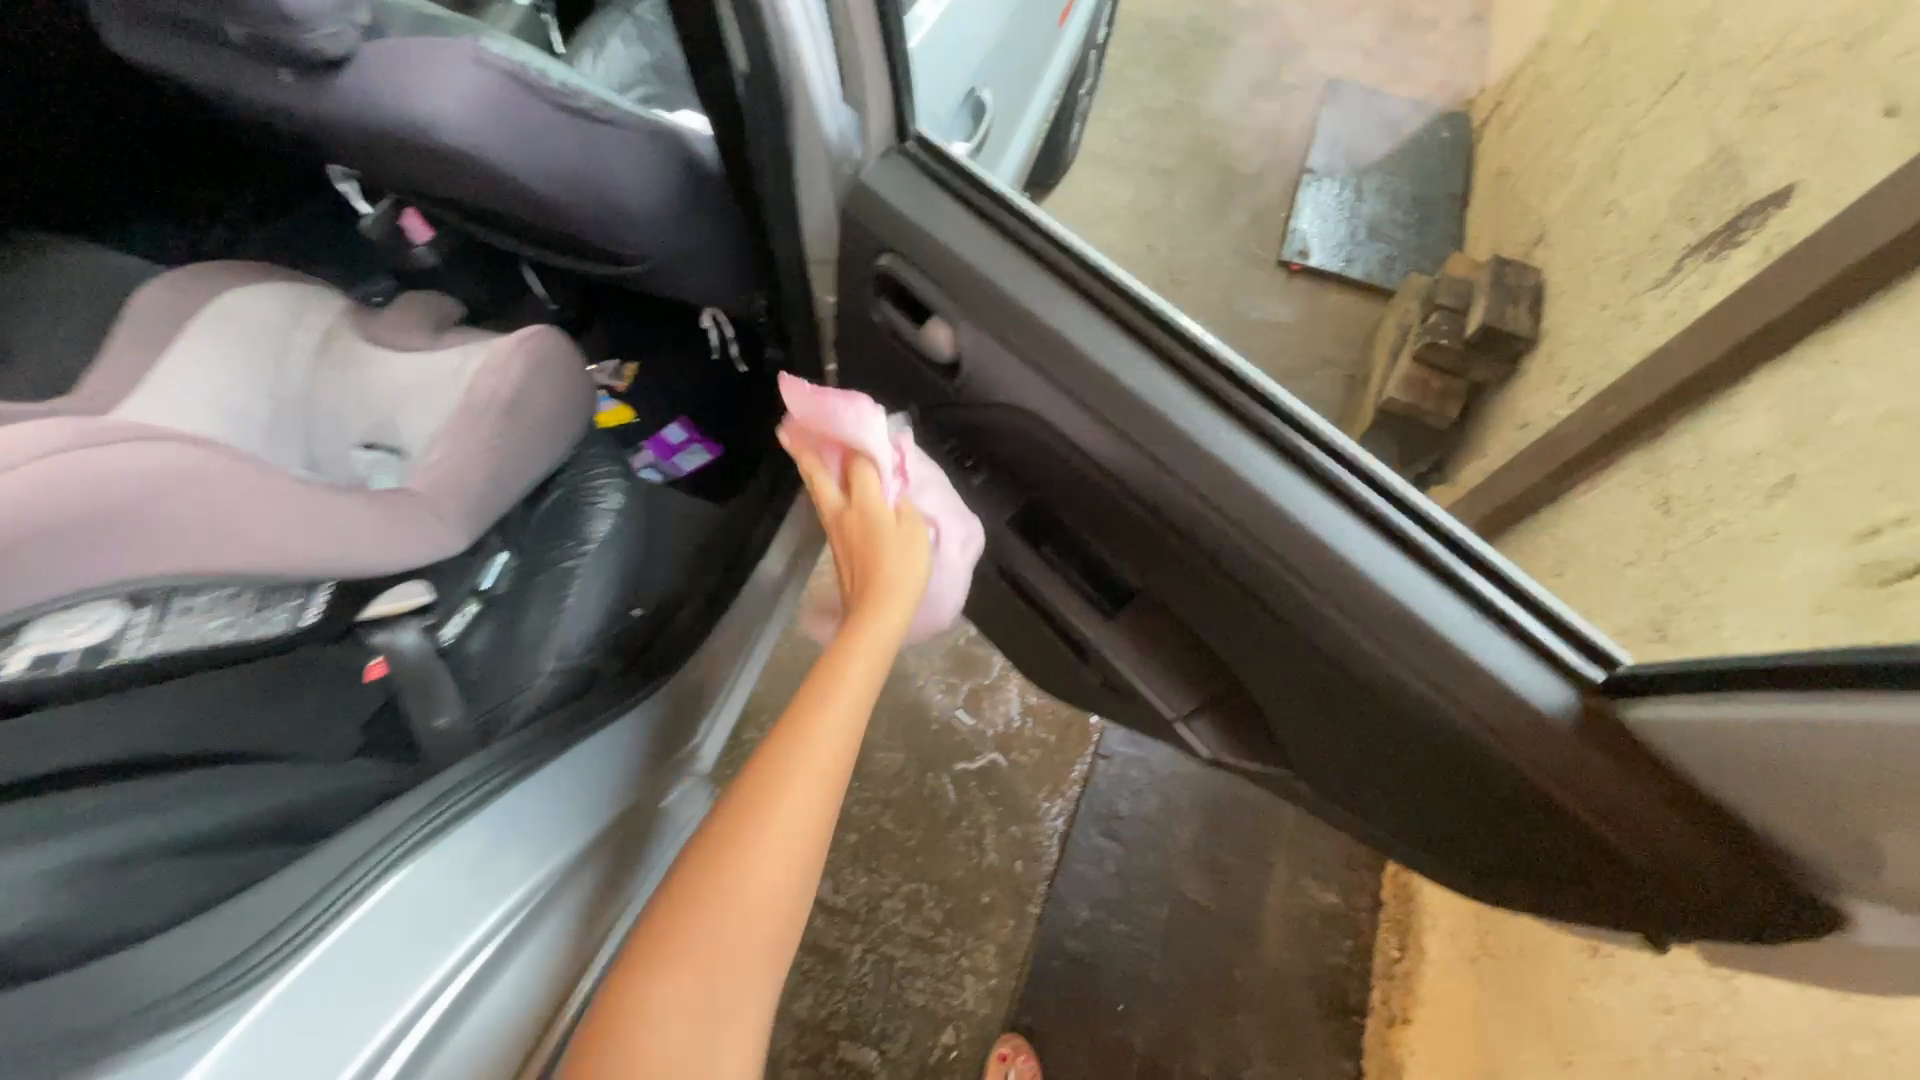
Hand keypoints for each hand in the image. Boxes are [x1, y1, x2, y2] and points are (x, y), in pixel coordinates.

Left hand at [781, 430, 932, 634]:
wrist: (876, 613)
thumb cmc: (901, 571)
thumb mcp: (915, 532)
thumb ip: (905, 505)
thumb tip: (894, 491)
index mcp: (865, 503)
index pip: (859, 462)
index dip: (861, 441)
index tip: (859, 424)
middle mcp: (843, 511)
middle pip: (820, 474)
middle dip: (806, 450)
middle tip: (788, 429)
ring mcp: (834, 529)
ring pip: (817, 491)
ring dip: (808, 469)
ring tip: (797, 450)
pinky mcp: (834, 546)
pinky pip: (824, 506)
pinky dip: (820, 489)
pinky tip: (822, 487)